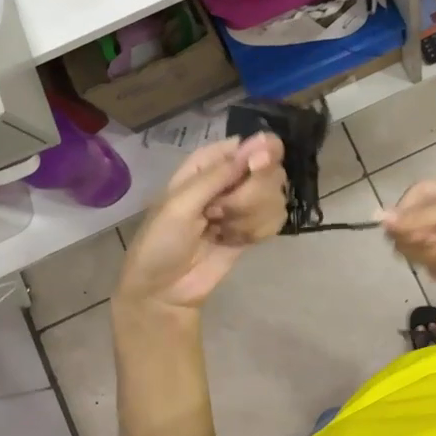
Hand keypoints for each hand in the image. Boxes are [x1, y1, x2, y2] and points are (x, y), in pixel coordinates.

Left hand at [117, 134, 286, 311]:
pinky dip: (259, 231)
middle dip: (251, 195)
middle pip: (267, 170)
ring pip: (274, 196)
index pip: (246, 145)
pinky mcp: (253, 229)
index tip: (257, 169)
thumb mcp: (180, 204)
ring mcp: (243, 206)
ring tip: (223, 231)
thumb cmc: (161, 242)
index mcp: (205, 165)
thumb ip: (219, 175)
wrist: (164, 291)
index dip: (259, 154)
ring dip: (252, 217)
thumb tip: (259, 144)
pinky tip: (237, 242)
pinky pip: (275, 219)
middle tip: (222, 213)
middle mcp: (228, 180)